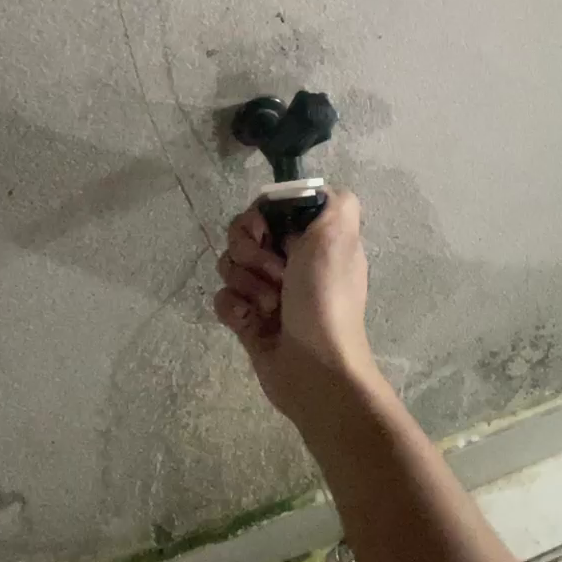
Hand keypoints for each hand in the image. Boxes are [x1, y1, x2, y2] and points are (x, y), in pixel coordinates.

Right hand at [213, 189, 380, 427]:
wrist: (316, 369)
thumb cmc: (326, 299)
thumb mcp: (339, 236)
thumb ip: (333, 201)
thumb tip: (312, 192)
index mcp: (310, 239)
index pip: (267, 210)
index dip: (259, 217)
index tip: (264, 231)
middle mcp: (288, 261)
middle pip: (241, 235)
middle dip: (250, 253)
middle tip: (275, 273)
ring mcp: (266, 291)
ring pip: (229, 266)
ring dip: (246, 284)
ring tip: (270, 306)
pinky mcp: (248, 319)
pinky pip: (222, 298)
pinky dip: (234, 309)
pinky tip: (251, 322)